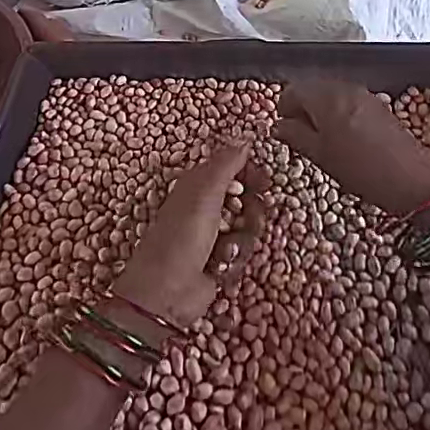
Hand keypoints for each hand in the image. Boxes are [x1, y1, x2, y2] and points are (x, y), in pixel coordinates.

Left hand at [113, 139, 268, 328]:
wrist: (167, 291)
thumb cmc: (181, 237)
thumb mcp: (204, 193)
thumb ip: (226, 164)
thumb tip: (245, 138)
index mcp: (199, 183)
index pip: (235, 168)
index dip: (252, 175)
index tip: (262, 183)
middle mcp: (208, 205)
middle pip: (249, 199)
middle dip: (251, 213)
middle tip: (242, 220)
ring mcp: (215, 233)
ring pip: (250, 228)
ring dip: (241, 242)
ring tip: (224, 252)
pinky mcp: (222, 259)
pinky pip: (245, 253)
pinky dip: (235, 261)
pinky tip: (219, 268)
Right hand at [272, 79, 429, 216]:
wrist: (411, 180)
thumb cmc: (360, 169)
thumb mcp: (320, 155)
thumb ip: (295, 135)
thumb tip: (278, 125)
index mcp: (326, 97)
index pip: (293, 90)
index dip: (283, 107)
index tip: (284, 127)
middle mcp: (344, 88)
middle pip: (312, 88)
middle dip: (302, 107)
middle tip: (300, 134)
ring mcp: (363, 94)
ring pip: (330, 94)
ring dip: (320, 110)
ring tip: (322, 138)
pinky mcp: (377, 104)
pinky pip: (347, 100)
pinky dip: (338, 112)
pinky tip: (343, 137)